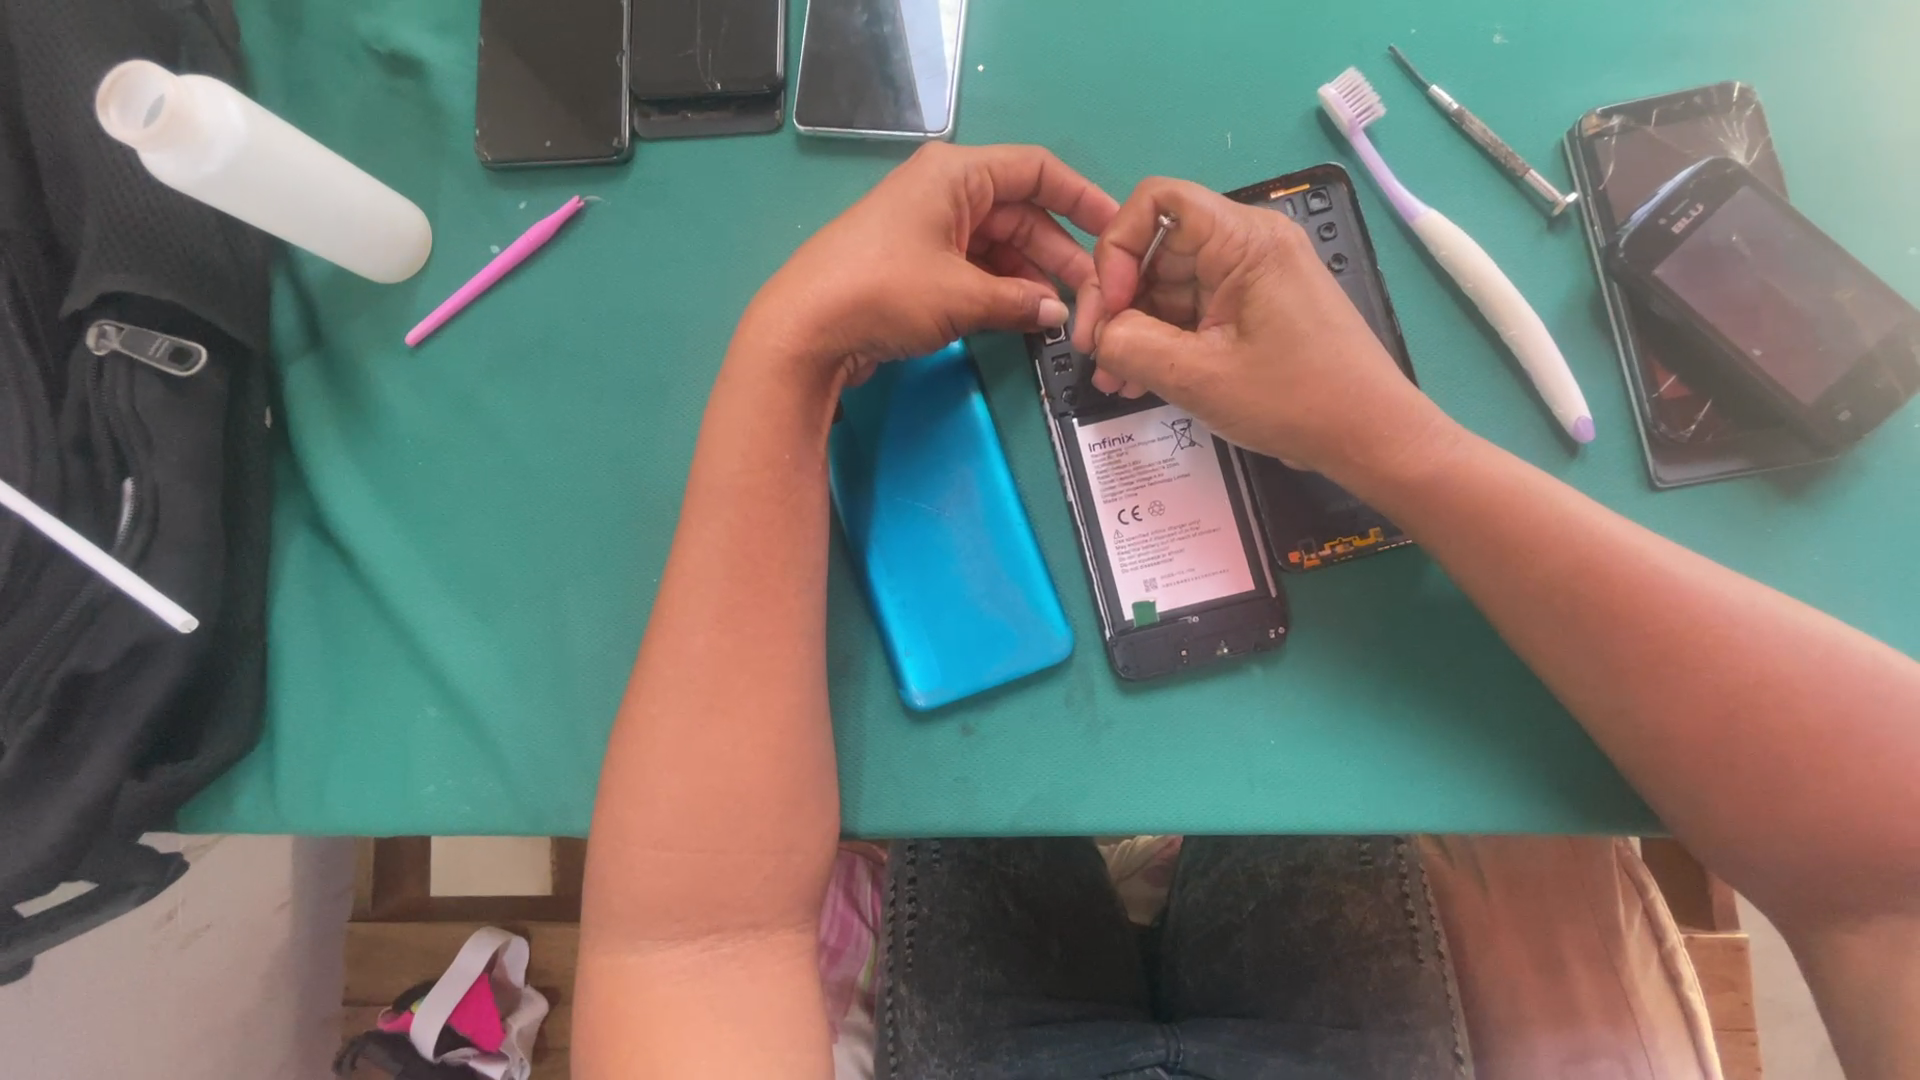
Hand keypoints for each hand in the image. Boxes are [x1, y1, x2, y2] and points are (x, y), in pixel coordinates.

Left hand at [741, 143, 1117, 383]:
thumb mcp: (961, 296)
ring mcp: (929, 231)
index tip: (1114, 230)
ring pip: (998, 247)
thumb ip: (1019, 301)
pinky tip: (1025, 316)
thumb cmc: (885, 293)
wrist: (807, 330)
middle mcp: (945, 194)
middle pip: (1019, 214)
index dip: (1080, 198)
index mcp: (957, 175)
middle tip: (1092, 293)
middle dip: (1057, 253)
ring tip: (1062, 313)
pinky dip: (1000, 291)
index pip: (1036, 171)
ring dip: (1029, 278)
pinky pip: (974, 270)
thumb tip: (1058, 312)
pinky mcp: (917, 267)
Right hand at [1075, 178, 1451, 479]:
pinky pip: (1187, 315)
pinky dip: (1157, 344)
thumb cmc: (1292, 400)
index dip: (1117, 250)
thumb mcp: (1197, 376)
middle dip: (1116, 303)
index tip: (1110, 310)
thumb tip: (1099, 336)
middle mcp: (1245, 247)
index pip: (1155, 203)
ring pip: (1165, 288)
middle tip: (1096, 358)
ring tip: (1113, 382)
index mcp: (1243, 240)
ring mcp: (1247, 281)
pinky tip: (1136, 382)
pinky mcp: (1248, 312)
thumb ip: (1130, 346)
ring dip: (1131, 332)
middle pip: (1155, 250)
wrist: (1366, 436)